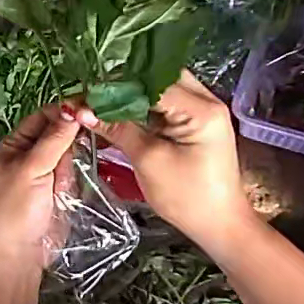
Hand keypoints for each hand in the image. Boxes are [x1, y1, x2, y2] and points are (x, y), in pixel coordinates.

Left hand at [0, 105, 81, 272]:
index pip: (42, 117)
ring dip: (71, 166)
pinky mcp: (61, 191)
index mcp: (13, 146)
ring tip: (62, 183)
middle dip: (70, 142)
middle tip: (79, 148)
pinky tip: (69, 189)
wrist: (19, 255)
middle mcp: (30, 156)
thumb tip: (73, 110)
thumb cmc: (15, 209)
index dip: (63, 112)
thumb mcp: (31, 169)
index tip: (88, 107)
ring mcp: (46, 174)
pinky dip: (75, 179)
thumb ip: (54, 139)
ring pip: (71, 155)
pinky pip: (75, 174)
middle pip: (59, 134)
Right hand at [82, 71, 255, 247]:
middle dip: (126, 82)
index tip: (86, 88)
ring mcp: (205, 112)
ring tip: (102, 98)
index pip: (152, 82)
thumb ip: (118, 129)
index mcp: (201, 109)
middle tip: (93, 90)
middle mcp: (208, 101)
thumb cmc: (188, 198)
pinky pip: (169, 105)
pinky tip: (122, 111)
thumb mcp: (149, 161)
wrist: (220, 226)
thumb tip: (83, 109)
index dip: (117, 85)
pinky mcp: (199, 124)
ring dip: (135, 94)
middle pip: (160, 77)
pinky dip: (146, 107)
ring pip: (164, 89)